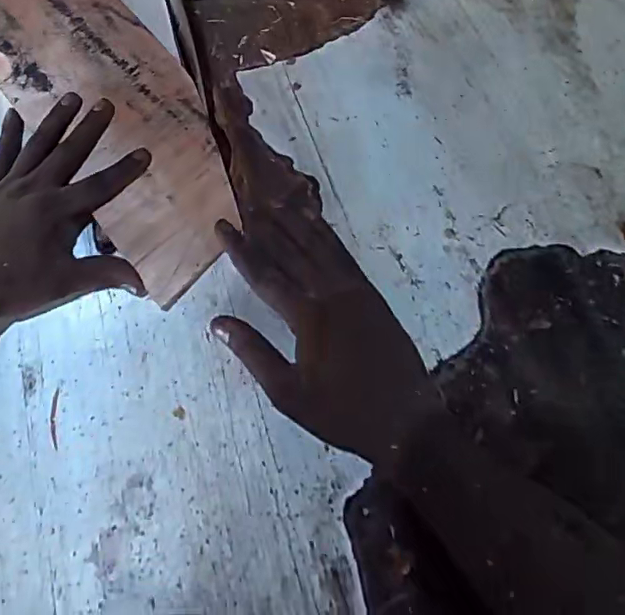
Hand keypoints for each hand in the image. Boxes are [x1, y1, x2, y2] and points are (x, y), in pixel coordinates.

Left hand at [0, 93, 151, 325]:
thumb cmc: (14, 287)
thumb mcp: (64, 283)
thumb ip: (104, 274)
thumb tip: (142, 282)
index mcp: (58, 211)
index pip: (100, 187)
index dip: (124, 171)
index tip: (144, 152)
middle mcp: (37, 189)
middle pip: (69, 153)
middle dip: (90, 129)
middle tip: (105, 104)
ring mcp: (10, 185)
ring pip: (38, 146)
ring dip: (56, 121)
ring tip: (71, 97)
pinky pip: (2, 156)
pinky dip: (9, 134)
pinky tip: (13, 114)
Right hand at [212, 211, 442, 469]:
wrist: (407, 423)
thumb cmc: (342, 413)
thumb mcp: (289, 394)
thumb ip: (253, 353)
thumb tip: (217, 323)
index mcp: (307, 317)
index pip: (264, 274)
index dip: (241, 249)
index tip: (223, 225)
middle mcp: (330, 294)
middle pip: (291, 251)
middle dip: (266, 226)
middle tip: (246, 201)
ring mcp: (354, 290)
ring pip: (318, 246)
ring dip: (295, 222)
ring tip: (276, 201)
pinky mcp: (370, 294)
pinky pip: (343, 255)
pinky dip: (327, 235)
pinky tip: (316, 223)